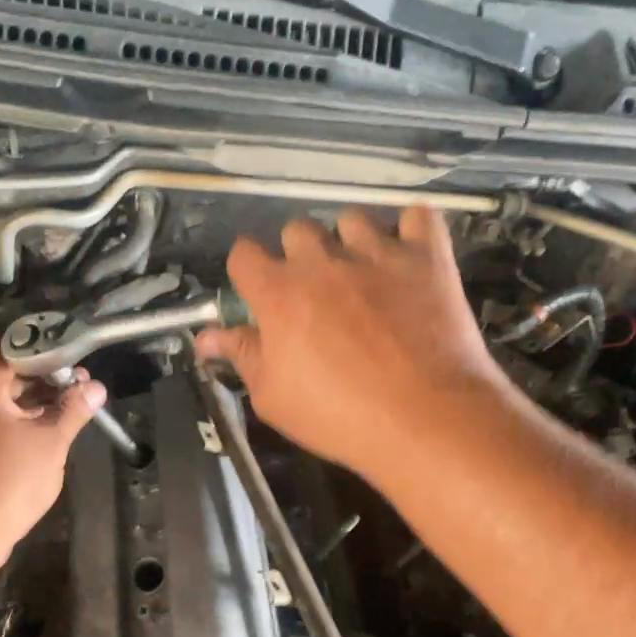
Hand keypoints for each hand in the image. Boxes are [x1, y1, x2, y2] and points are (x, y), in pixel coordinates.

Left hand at [0, 350, 105, 552]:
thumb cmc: (11, 480)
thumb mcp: (51, 442)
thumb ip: (73, 410)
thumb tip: (96, 387)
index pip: (4, 350)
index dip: (35, 345)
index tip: (65, 349)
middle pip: (3, 377)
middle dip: (40, 375)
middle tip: (74, 380)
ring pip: (0, 404)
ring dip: (32, 401)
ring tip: (67, 406)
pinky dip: (19, 422)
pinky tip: (45, 434)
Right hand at [196, 209, 517, 480]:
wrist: (427, 419)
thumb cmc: (338, 416)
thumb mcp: (273, 397)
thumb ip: (243, 356)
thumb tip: (207, 337)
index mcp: (279, 293)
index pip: (244, 254)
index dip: (247, 271)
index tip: (257, 293)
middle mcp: (323, 261)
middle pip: (297, 229)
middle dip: (298, 255)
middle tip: (313, 291)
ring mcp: (378, 253)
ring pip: (352, 219)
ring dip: (350, 240)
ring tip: (361, 271)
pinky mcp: (428, 258)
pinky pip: (418, 217)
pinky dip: (411, 230)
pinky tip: (408, 254)